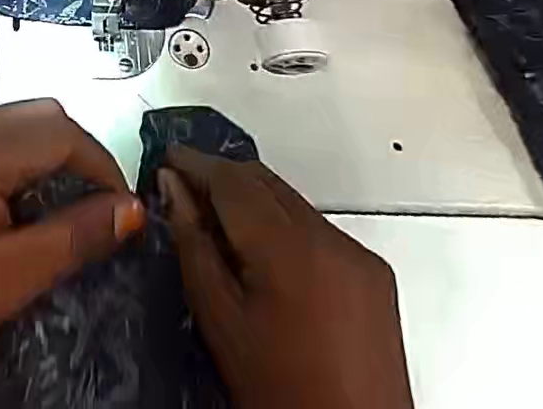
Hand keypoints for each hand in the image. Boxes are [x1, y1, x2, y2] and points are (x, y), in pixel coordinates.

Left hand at [0, 100, 145, 408]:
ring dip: (50, 154)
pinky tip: (18, 202)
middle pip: (41, 116)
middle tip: (98, 206)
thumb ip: (76, 235)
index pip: (63, 133)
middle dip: (79, 154)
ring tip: (63, 207)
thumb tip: (132, 210)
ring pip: (17, 122)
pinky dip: (20, 157)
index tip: (124, 208)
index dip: (102, 166)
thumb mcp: (11, 275)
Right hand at [160, 147, 412, 408]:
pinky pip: (316, 226)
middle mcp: (331, 239)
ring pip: (290, 199)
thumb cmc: (278, 390)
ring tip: (216, 219)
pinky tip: (261, 251)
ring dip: (251, 198)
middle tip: (183, 185)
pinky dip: (283, 224)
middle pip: (264, 181)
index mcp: (290, 248)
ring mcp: (358, 253)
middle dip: (221, 176)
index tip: (168, 156)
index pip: (234, 181)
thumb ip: (193, 242)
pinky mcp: (373, 270)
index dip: (196, 163)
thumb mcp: (219, 318)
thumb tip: (172, 185)